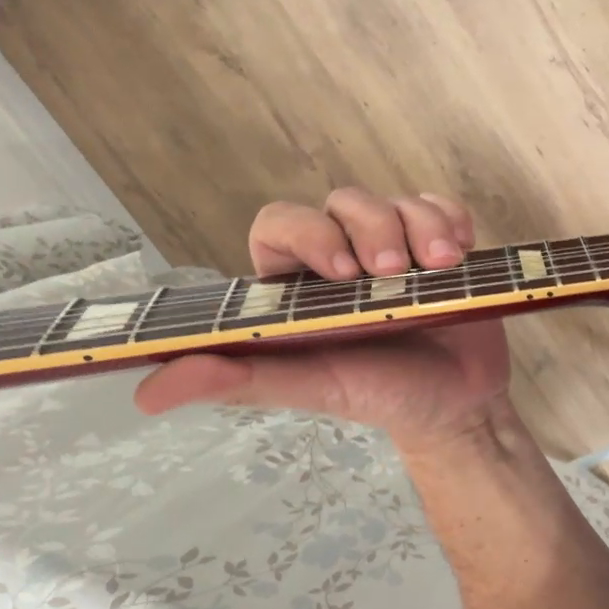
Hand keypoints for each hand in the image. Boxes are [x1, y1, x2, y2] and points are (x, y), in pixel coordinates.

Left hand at [134, 189, 516, 457]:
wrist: (458, 406)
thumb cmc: (382, 396)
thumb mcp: (314, 389)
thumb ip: (243, 382)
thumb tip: (147, 392)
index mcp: (300, 284)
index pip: (282, 224)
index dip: (308, 233)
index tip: (341, 270)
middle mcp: (347, 256)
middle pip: (346, 203)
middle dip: (373, 228)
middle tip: (394, 272)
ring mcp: (400, 249)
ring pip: (399, 203)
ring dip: (422, 226)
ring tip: (442, 266)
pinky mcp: (446, 248)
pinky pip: (445, 210)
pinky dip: (453, 220)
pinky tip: (461, 251)